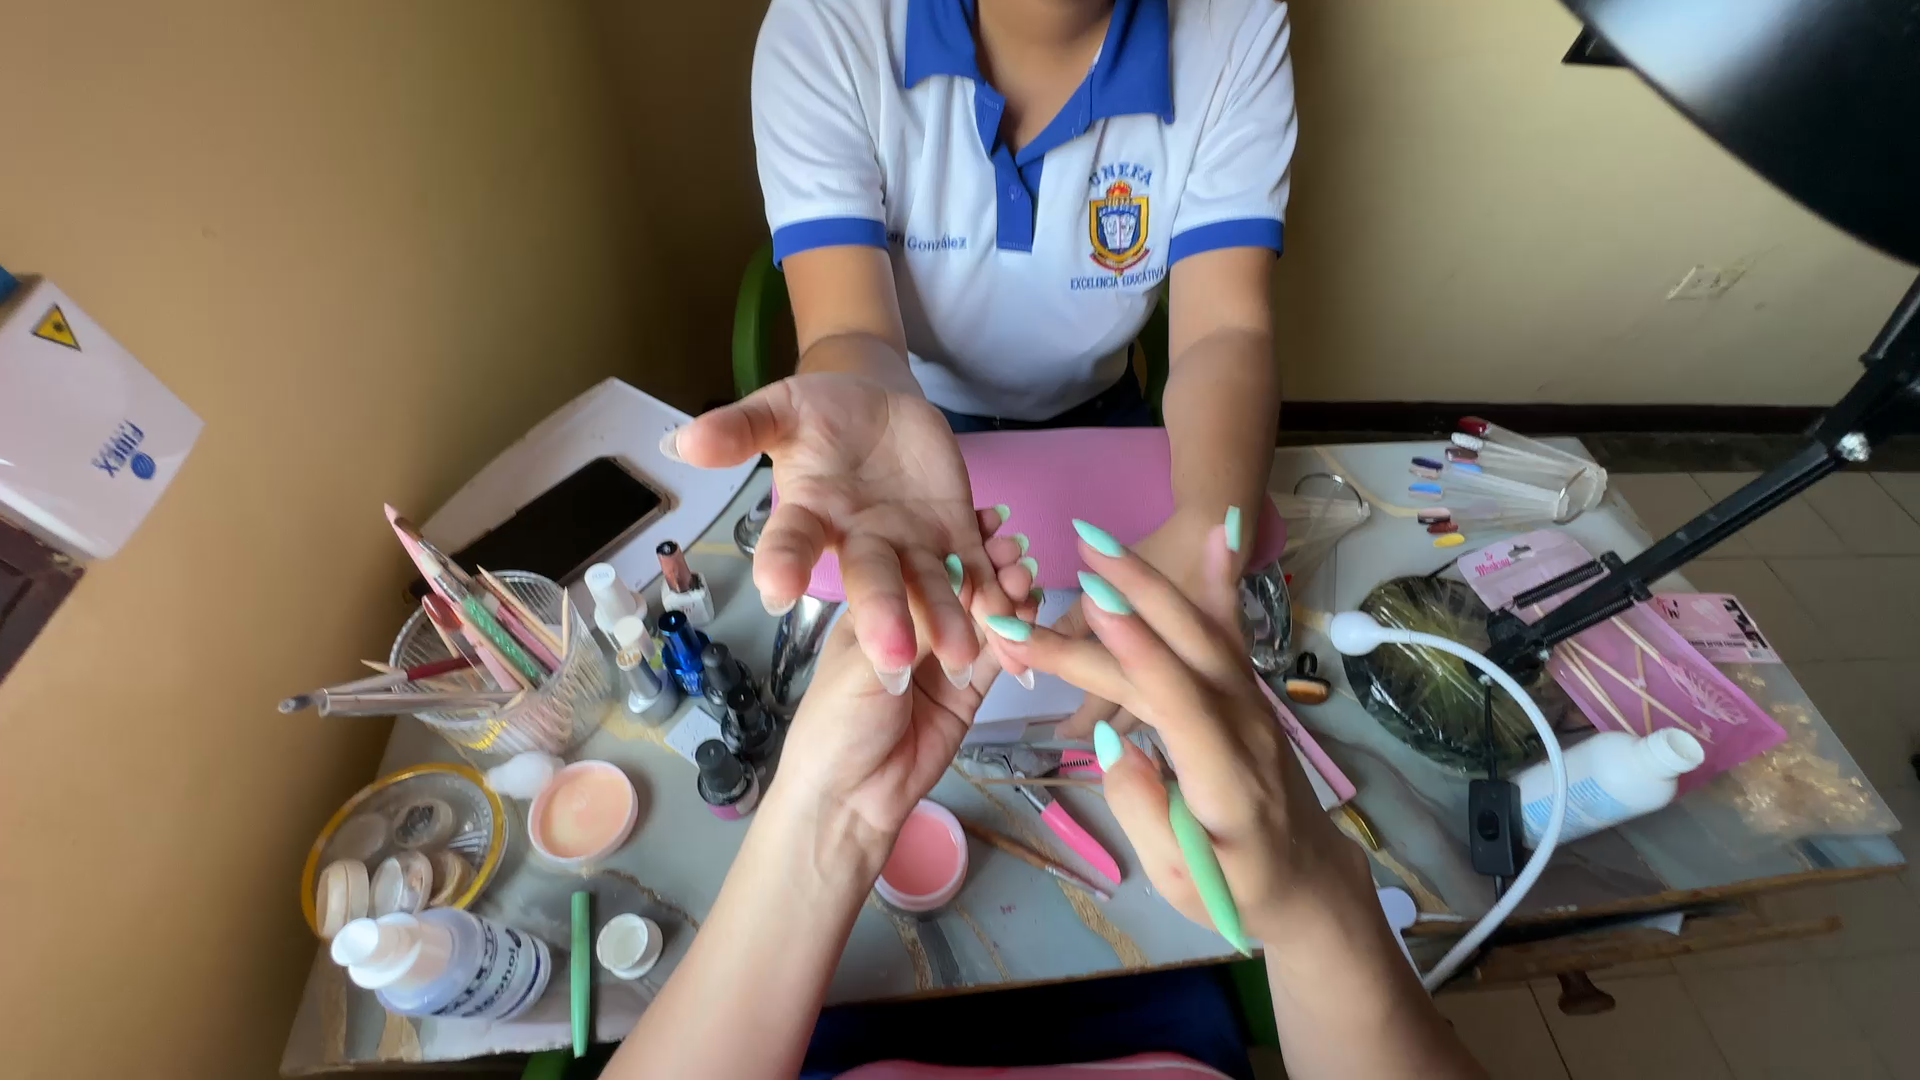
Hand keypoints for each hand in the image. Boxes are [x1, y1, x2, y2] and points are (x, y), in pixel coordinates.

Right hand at [668, 373, 1018, 692]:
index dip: (782, 564)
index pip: (791, 542)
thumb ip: (743, 425)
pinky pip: (975, 568)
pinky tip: (1010, 619)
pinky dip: (992, 593)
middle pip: (870, 581)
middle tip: (894, 657)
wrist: (879, 405)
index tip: (777, 592)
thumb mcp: (782, 408)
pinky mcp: (954, 534)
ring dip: (948, 619)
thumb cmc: (823, 410)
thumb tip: (682, 440)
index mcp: (814, 515)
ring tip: (967, 655)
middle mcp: (861, 542)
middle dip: (882, 616)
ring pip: (930, 586)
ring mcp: (911, 544)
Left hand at [770, 511, 1038, 844]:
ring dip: (1007, 595)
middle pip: (958, 586)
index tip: (986, 524)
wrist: (851, 798)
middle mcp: (914, 627)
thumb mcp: (869, 662)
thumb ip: (917, 622)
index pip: (921, 566)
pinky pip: (999, 656)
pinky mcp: (970, 689)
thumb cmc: (839, 721)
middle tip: (1016, 548)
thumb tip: (962, 572)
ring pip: (983, 617)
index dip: (955, 545)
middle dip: (987, 564)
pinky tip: (1035, 612)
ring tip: (1028, 574)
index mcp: (878, 609)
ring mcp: (944, 657)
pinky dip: (1019, 635)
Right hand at [978, 517, 1370, 944]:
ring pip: (1198, 629)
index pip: (1180, 703)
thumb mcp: (1181, 880)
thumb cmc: (1234, 886)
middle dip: (1125, 600)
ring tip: (1100, 538)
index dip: (1139, 651)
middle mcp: (1242, 725)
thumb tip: (1108, 743)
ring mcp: (1249, 700)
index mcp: (1224, 779)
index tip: (1096, 603)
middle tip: (1073, 560)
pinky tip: (1219, 532)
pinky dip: (1223, 578)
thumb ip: (1144, 813)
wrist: (1308, 875)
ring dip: (1149, 580)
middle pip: (1183, 650)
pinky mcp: (1247, 689)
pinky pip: (1231, 629)